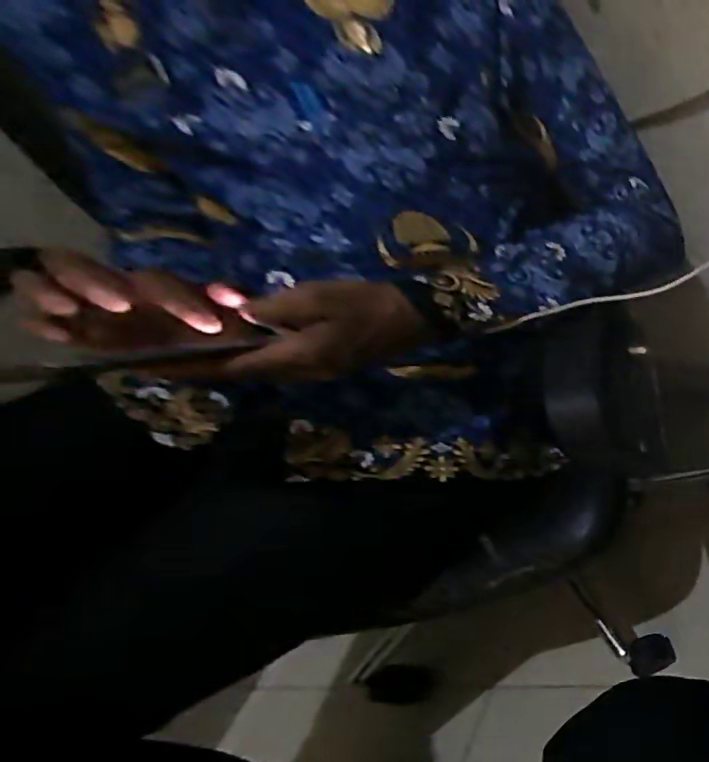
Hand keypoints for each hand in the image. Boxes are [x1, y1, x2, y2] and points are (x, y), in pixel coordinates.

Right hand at [10, 248, 233, 349]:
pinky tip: (59, 334)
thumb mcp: (241, 321)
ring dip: (48, 290)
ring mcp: (87, 308)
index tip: (208, 325)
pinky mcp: (73, 331)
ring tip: (69, 308)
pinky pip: (37, 319)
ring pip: (41, 280)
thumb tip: (234, 297)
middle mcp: (114, 290)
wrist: (215, 357)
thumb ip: (240, 306)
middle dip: (94, 280)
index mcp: (156, 287)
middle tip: (122, 305)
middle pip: (77, 265)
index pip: (154, 279)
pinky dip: (38, 322)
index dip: (175, 297)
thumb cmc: (226, 333)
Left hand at [163, 281, 432, 381]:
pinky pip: (284, 363)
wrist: (418, 316)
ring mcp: (325, 368)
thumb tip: (235, 311)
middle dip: (205, 367)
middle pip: (248, 373)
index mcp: (300, 358)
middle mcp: (308, 371)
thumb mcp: (312, 298)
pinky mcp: (335, 361)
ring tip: (196, 350)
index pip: (233, 367)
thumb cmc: (366, 304)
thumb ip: (268, 307)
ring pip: (266, 369)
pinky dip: (256, 356)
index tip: (147, 367)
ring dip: (232, 362)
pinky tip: (244, 343)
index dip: (189, 367)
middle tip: (162, 356)